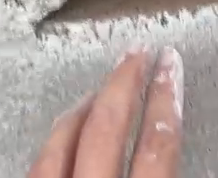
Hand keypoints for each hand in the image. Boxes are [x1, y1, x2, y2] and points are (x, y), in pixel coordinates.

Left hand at [29, 47, 182, 177]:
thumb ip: (162, 171)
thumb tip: (181, 144)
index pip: (156, 143)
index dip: (165, 97)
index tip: (170, 65)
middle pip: (106, 128)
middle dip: (124, 82)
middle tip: (137, 51)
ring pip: (61, 143)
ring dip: (83, 108)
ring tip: (98, 87)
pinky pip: (36, 164)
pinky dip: (54, 141)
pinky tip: (61, 134)